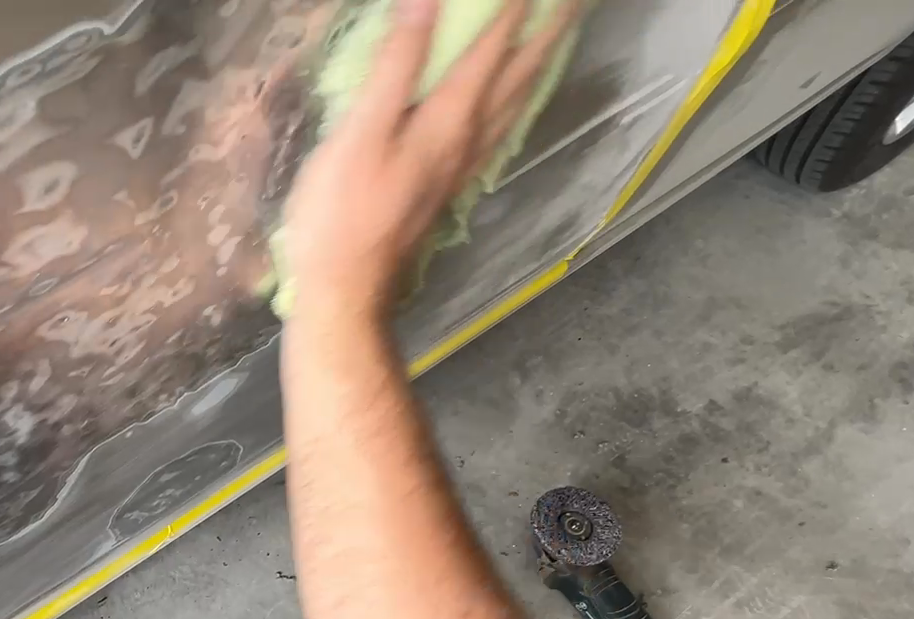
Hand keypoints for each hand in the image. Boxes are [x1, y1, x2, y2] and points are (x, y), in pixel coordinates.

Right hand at [282, 0, 577, 323]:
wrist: (342, 294)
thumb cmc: (339, 218)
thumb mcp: (358, 136)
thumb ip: (394, 68)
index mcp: (447, 121)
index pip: (491, 45)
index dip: (514, 4)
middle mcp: (465, 142)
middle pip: (518, 75)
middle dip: (548, 29)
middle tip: (575, 1)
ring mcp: (457, 173)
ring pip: (511, 109)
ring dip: (536, 68)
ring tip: (557, 39)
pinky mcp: (443, 196)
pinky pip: (493, 139)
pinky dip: (510, 112)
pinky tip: (507, 113)